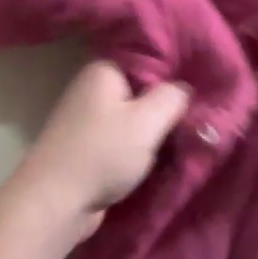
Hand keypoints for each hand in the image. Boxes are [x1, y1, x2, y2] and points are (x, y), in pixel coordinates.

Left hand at [11, 61, 189, 232]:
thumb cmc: (102, 152)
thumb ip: (171, 99)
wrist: (58, 199)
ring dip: (151, 130)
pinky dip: (137, 146)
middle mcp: (92, 85)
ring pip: (131, 115)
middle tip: (196, 118)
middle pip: (139, 89)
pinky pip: (121, 136)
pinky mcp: (87, 143)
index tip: (199, 89)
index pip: (147, 59)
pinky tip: (156, 156)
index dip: (173, 74)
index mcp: (103, 69)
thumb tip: (186, 86)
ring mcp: (87, 115)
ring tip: (182, 138)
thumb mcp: (146, 123)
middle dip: (163, 106)